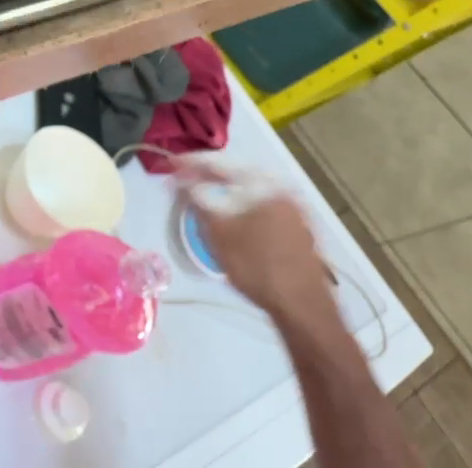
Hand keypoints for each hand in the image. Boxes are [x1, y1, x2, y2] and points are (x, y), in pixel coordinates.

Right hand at [181, 165, 332, 318]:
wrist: (302, 307)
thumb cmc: (255, 266)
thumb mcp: (216, 232)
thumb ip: (193, 199)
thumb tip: (177, 178)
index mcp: (262, 184)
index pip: (218, 164)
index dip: (189, 163)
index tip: (169, 165)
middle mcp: (282, 189)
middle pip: (236, 174)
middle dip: (209, 176)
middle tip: (185, 180)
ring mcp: (294, 209)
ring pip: (250, 191)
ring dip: (225, 192)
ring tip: (204, 197)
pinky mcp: (299, 227)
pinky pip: (262, 206)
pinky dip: (243, 206)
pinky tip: (232, 218)